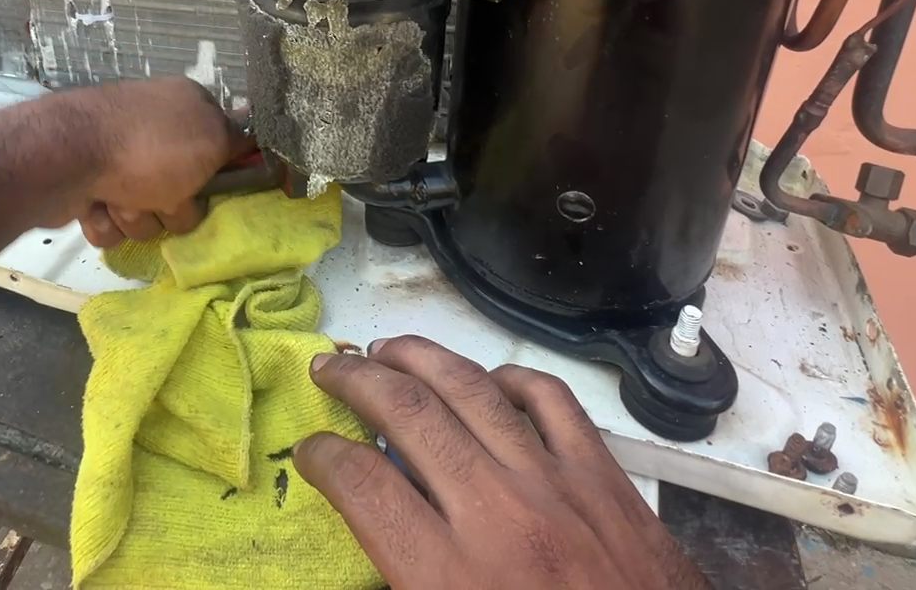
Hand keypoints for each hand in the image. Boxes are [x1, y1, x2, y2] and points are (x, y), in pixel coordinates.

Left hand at [59, 77, 250, 245]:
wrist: (65, 158)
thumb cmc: (149, 148)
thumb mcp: (213, 139)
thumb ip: (239, 139)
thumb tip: (252, 130)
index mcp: (186, 106)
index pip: (220, 144)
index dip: (218, 170)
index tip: (213, 185)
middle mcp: (153, 127)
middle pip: (185, 187)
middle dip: (173, 202)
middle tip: (162, 195)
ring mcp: (118, 156)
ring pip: (148, 211)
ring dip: (138, 215)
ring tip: (120, 199)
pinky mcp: (87, 184)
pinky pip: (113, 221)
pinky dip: (107, 220)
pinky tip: (97, 205)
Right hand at [297, 336, 710, 589]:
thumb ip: (405, 584)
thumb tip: (372, 543)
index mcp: (453, 578)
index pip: (364, 485)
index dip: (323, 457)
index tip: (310, 449)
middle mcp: (499, 513)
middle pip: (408, 413)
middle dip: (355, 380)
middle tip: (328, 368)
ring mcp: (557, 484)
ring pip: (471, 388)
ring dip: (419, 357)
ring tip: (386, 349)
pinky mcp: (606, 477)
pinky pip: (550, 399)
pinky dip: (511, 378)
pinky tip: (486, 379)